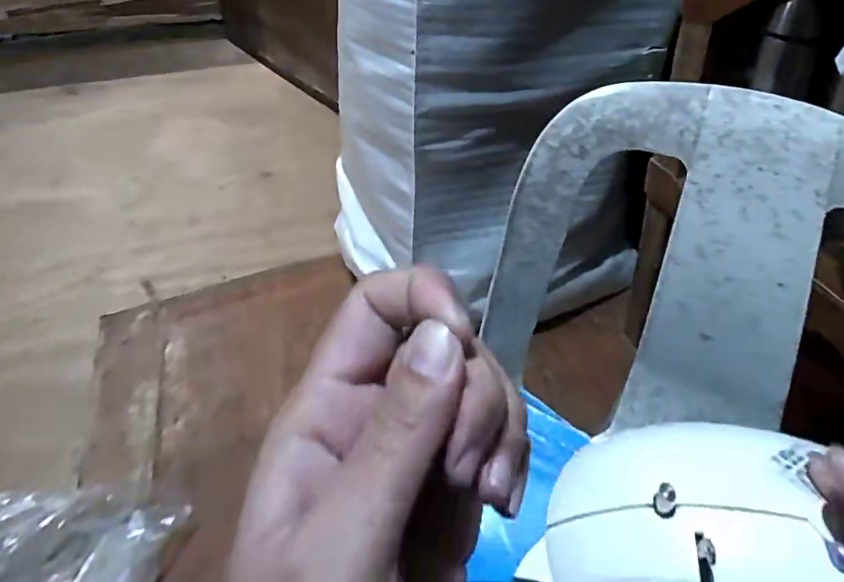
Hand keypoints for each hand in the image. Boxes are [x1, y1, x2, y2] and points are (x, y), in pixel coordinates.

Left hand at [226, 267, 528, 581]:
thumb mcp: (338, 545)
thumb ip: (392, 440)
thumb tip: (445, 332)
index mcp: (328, 408)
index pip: (375, 305)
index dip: (423, 298)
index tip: (462, 339)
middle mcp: (378, 412)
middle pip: (448, 342)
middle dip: (473, 392)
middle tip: (463, 469)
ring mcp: (421, 447)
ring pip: (483, 384)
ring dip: (500, 427)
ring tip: (487, 496)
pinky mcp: (456, 483)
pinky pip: (502, 434)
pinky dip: (514, 456)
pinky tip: (504, 504)